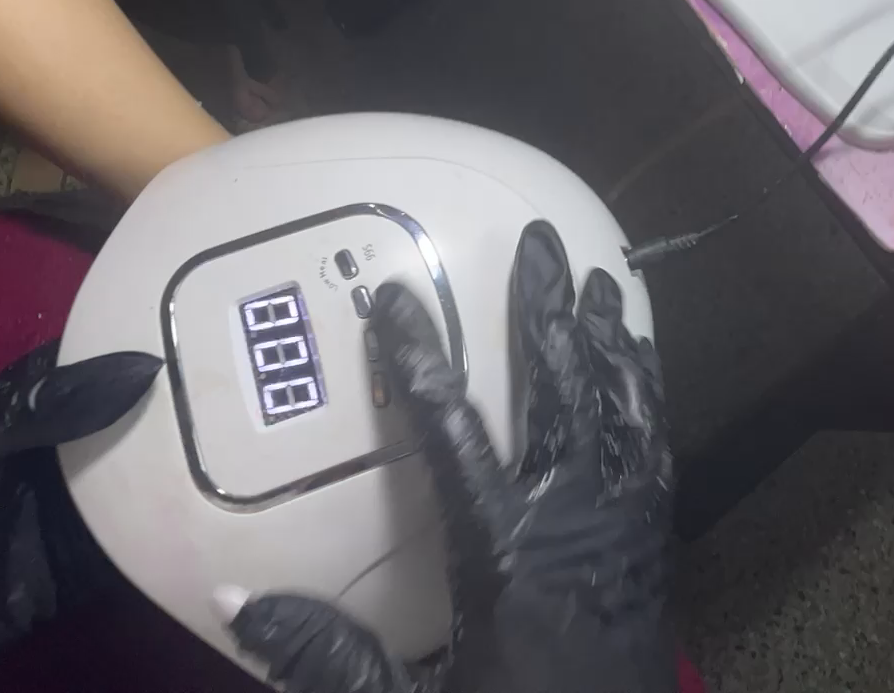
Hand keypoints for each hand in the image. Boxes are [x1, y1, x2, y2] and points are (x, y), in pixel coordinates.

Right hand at [228, 222, 675, 692]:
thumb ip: (329, 659)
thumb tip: (240, 605)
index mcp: (503, 550)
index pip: (450, 429)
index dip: (417, 356)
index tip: (393, 300)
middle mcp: (572, 514)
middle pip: (556, 387)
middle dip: (544, 309)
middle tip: (542, 243)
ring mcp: (623, 519)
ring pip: (618, 403)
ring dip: (607, 336)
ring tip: (602, 278)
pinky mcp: (653, 533)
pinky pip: (652, 442)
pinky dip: (645, 389)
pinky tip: (639, 356)